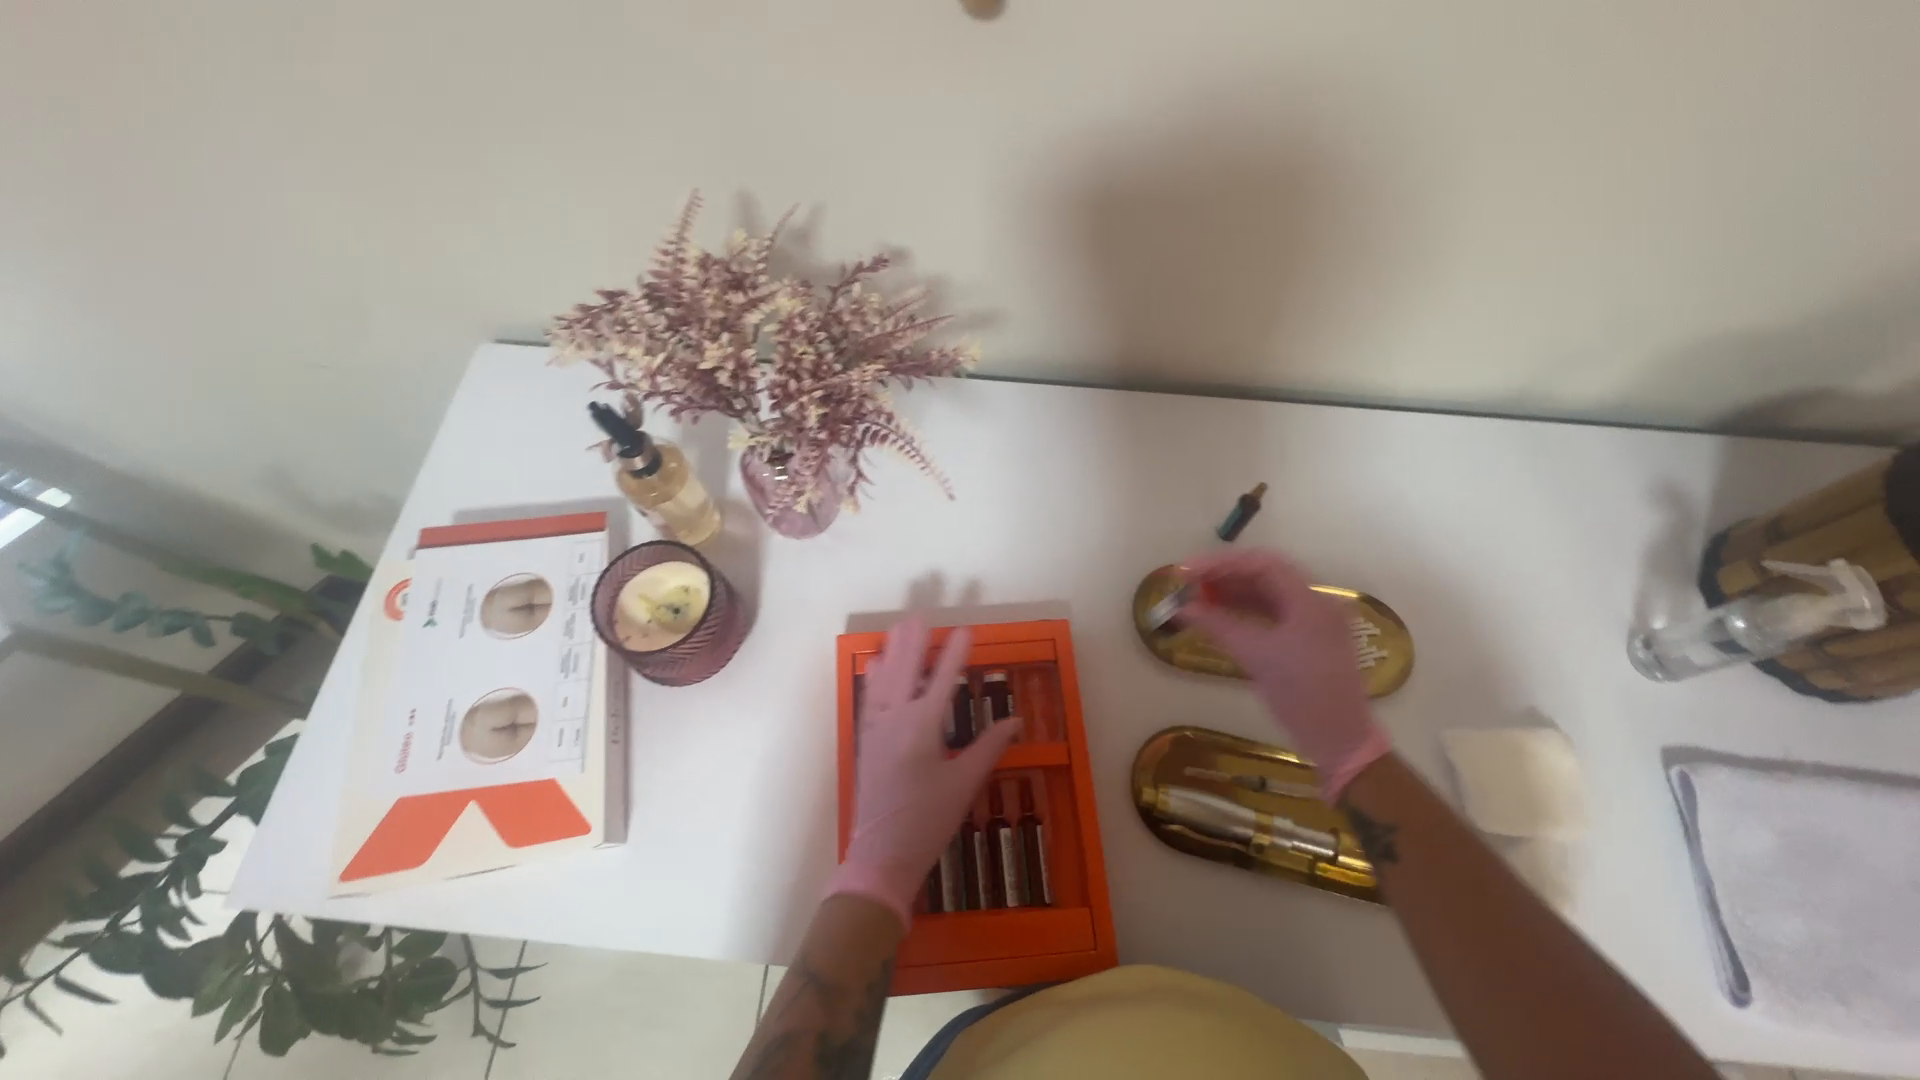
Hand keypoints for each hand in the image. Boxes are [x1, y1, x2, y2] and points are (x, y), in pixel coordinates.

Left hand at [826, 616, 1021, 928]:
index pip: (943, 680)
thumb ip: (989, 748)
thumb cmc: (928, 821)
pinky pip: (870, 697)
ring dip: (894, 650)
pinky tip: (877, 663)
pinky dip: (876, 676)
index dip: (956, 652)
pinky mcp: (865, 740)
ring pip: (885, 678)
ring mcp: (876, 728)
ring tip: (901, 625)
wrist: (880, 855)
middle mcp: (895, 719)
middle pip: (907, 669)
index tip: (967, 627)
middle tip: (922, 611)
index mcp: (923, 728)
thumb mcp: (964, 784)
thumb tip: (1017, 720)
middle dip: (916, 639)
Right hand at [1177, 548, 1389, 799]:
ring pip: (1268, 594)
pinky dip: (1245, 612)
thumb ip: (1217, 625)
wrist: (1340, 741)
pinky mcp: (1309, 639)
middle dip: (1224, 576)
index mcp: (1311, 601)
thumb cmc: (1301, 696)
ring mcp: (1314, 621)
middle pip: (1265, 575)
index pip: (1262, 564)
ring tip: (1197, 599)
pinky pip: (1273, 614)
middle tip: (1188, 585)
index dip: (1220, 563)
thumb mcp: (1256, 657)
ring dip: (1233, 593)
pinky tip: (1219, 616)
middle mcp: (1316, 603)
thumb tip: (1181, 607)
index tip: (1187, 572)